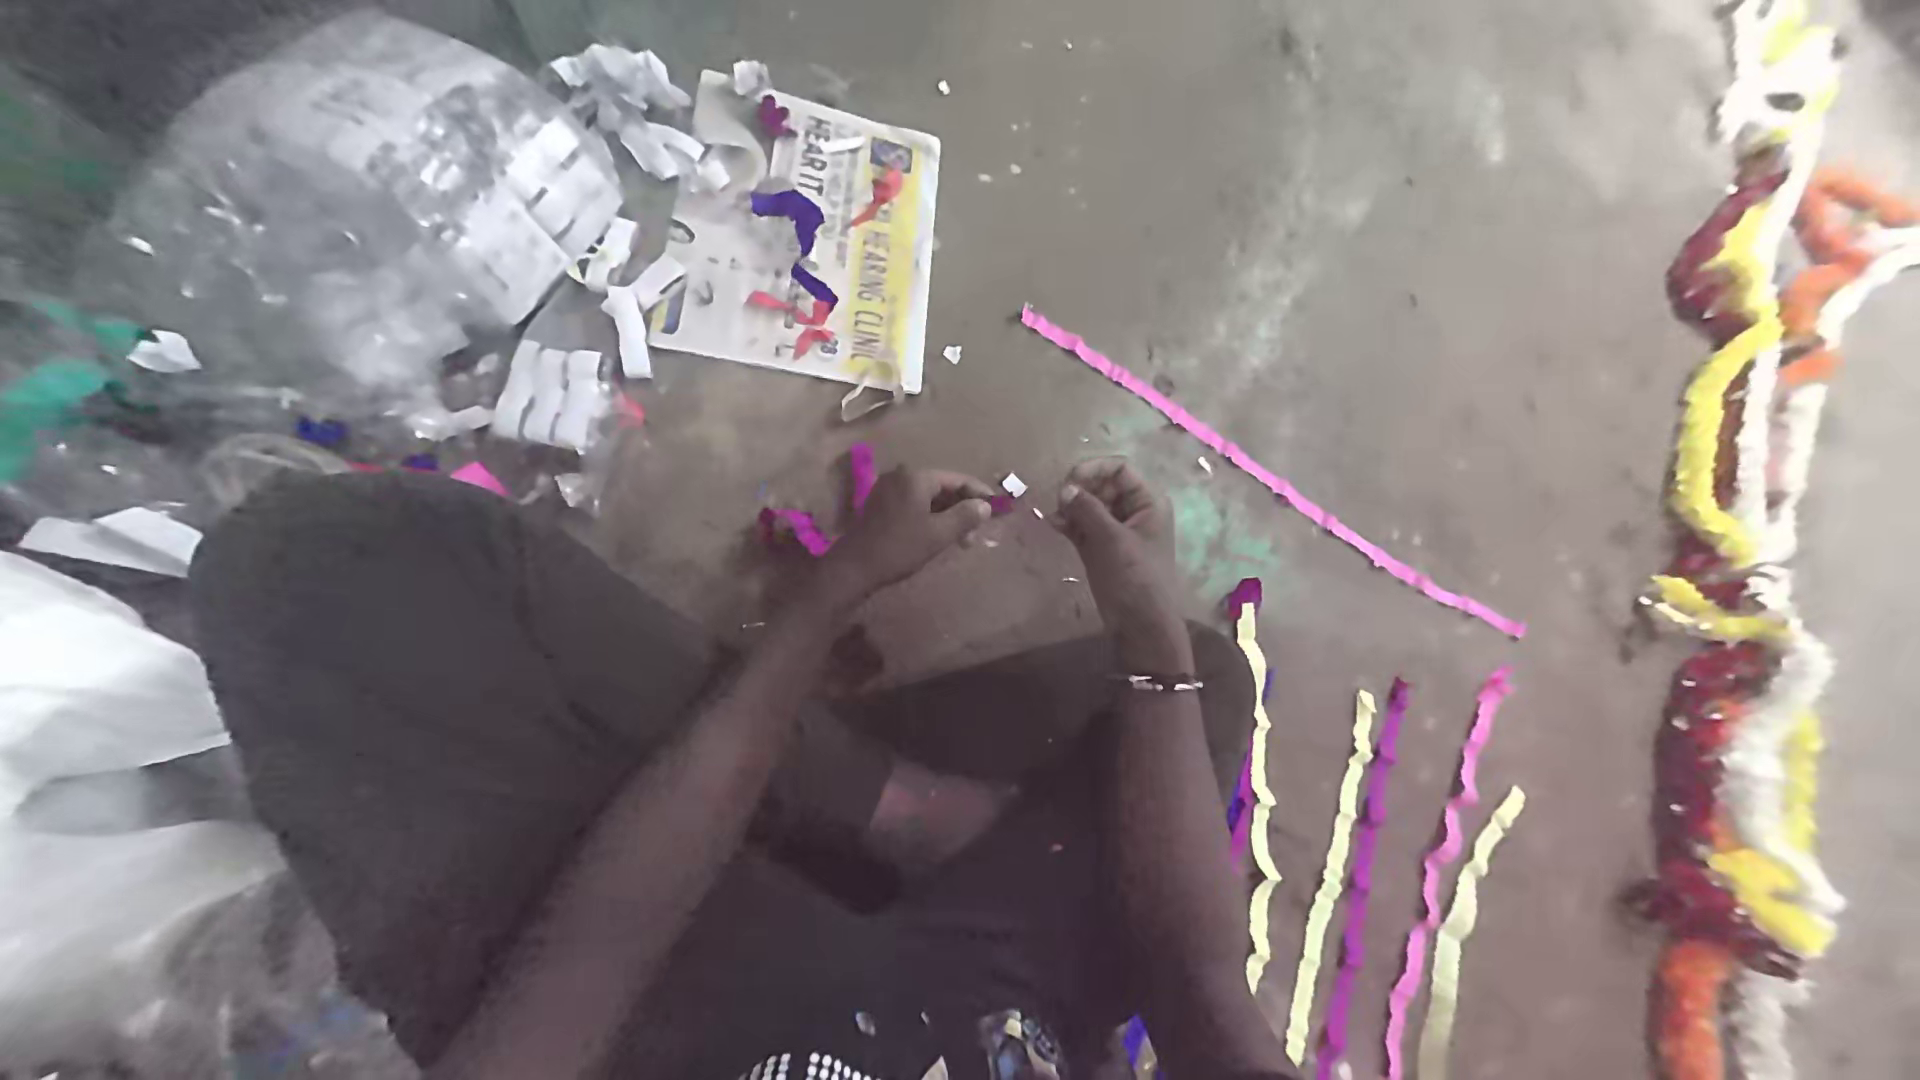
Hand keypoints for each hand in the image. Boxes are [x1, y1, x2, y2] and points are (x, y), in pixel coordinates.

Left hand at [819, 466, 994, 603]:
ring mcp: (887, 490)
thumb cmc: (899, 548)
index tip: (997, 509)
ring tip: (962, 539)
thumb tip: (985, 505)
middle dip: (963, 508)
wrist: (853, 568)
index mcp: (916, 477)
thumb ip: (965, 516)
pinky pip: (913, 506)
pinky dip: (930, 518)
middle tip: (979, 530)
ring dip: (947, 516)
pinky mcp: (879, 506)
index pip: (957, 479)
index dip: (979, 493)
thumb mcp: (938, 534)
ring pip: (928, 498)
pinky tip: (939, 536)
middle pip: (942, 487)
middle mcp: (901, 476)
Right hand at [1053, 457, 1192, 670]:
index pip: (1120, 469)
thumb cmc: (1135, 578)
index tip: (1069, 481)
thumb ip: (1088, 510)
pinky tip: (1053, 525)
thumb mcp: (1112, 540)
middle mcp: (1133, 510)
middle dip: (1079, 489)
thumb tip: (1065, 488)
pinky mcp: (1100, 547)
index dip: (1093, 469)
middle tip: (1058, 501)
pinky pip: (1082, 525)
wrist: (1140, 624)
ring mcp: (1115, 529)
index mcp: (1148, 502)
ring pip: (1089, 505)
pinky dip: (1068, 523)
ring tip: (1054, 515)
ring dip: (1070, 507)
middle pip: (1102, 485)